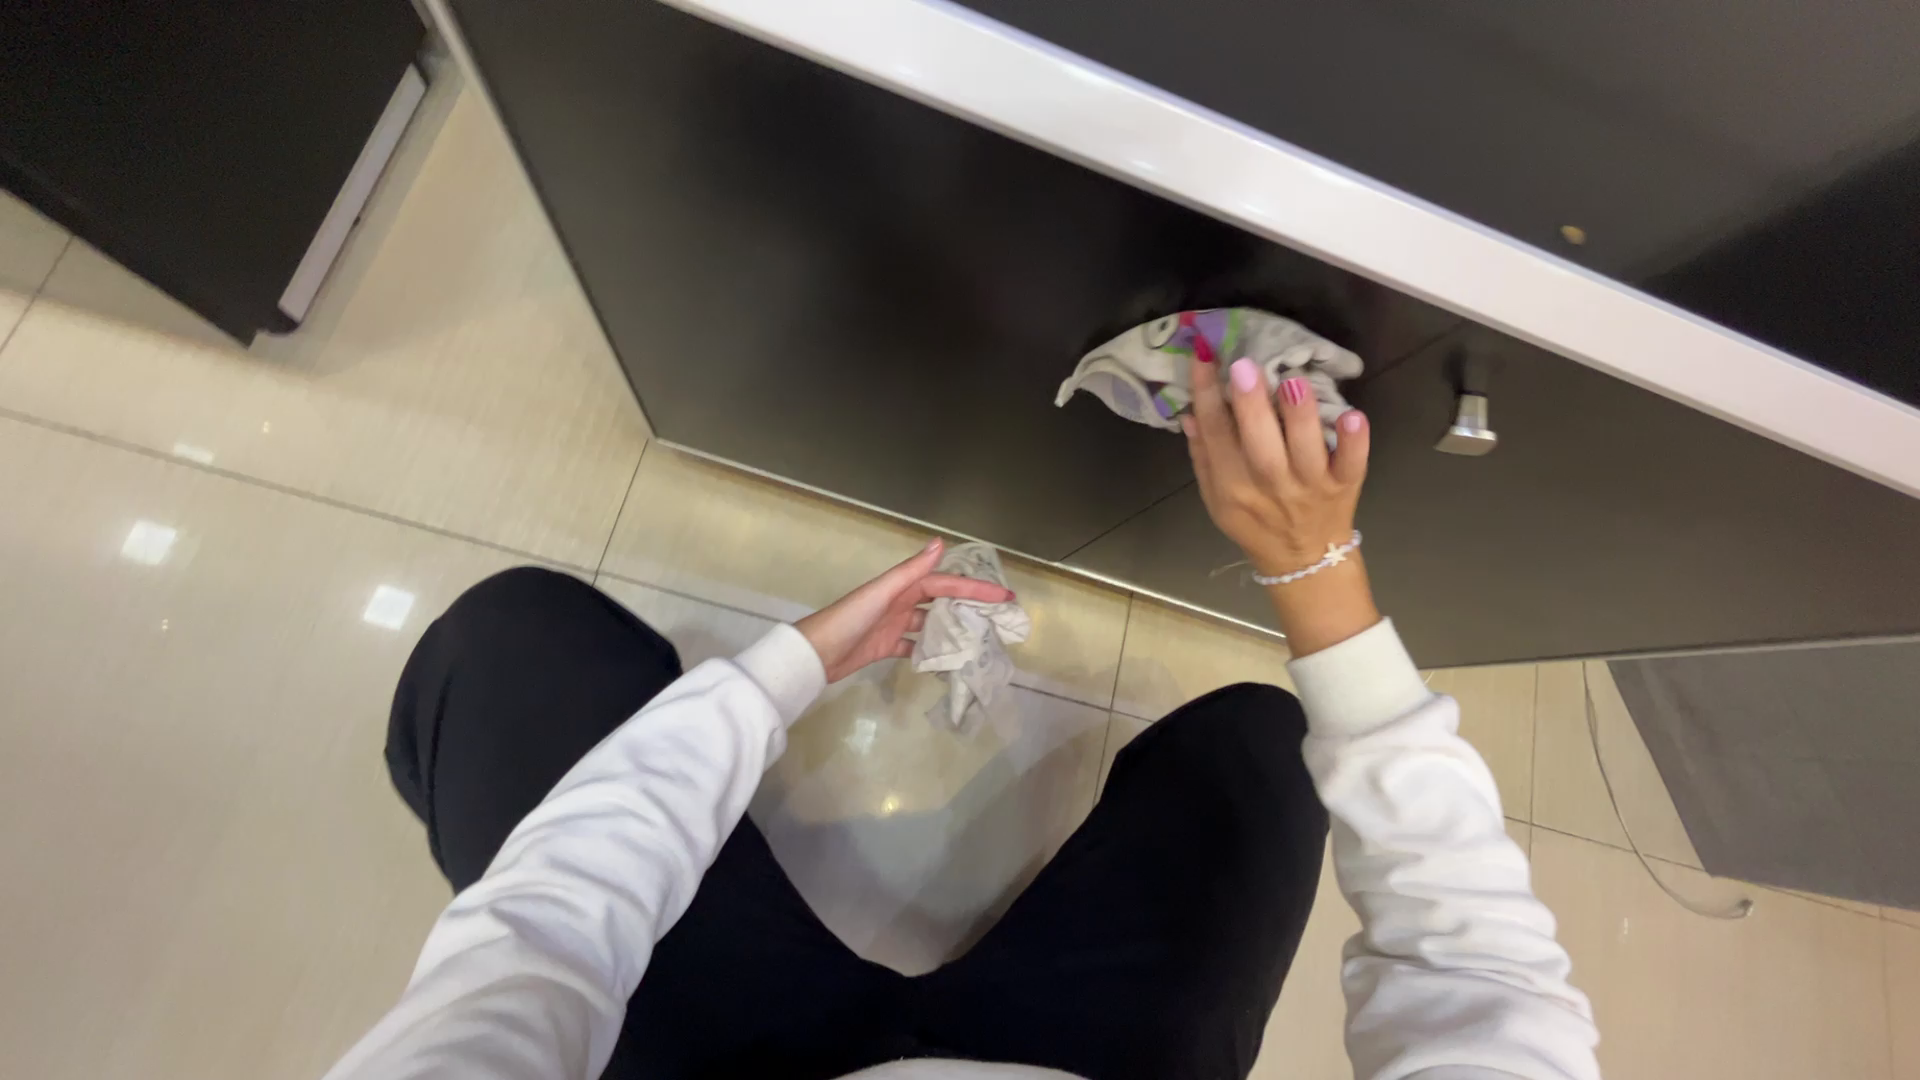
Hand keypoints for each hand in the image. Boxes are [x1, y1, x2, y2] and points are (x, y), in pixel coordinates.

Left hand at [796, 539, 1014, 682]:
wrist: (816, 653)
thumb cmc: (850, 619)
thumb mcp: (882, 592)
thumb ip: (911, 570)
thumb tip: (940, 542)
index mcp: (901, 587)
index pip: (945, 584)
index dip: (974, 588)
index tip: (1003, 595)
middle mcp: (900, 602)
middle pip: (941, 601)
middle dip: (968, 607)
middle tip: (997, 618)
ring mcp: (893, 625)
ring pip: (930, 624)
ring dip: (951, 630)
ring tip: (978, 640)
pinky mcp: (886, 646)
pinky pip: (914, 647)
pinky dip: (928, 652)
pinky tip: (945, 661)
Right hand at [1183, 354, 1379, 655]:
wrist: (1302, 559)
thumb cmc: (1254, 522)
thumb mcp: (1216, 498)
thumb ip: (1204, 457)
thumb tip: (1190, 413)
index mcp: (1232, 488)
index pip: (1216, 436)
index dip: (1207, 396)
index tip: (1205, 358)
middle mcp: (1270, 487)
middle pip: (1258, 444)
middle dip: (1250, 405)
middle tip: (1244, 365)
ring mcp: (1310, 486)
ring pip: (1304, 449)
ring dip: (1300, 415)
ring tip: (1292, 381)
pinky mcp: (1345, 485)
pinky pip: (1352, 464)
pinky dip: (1354, 443)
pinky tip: (1352, 416)